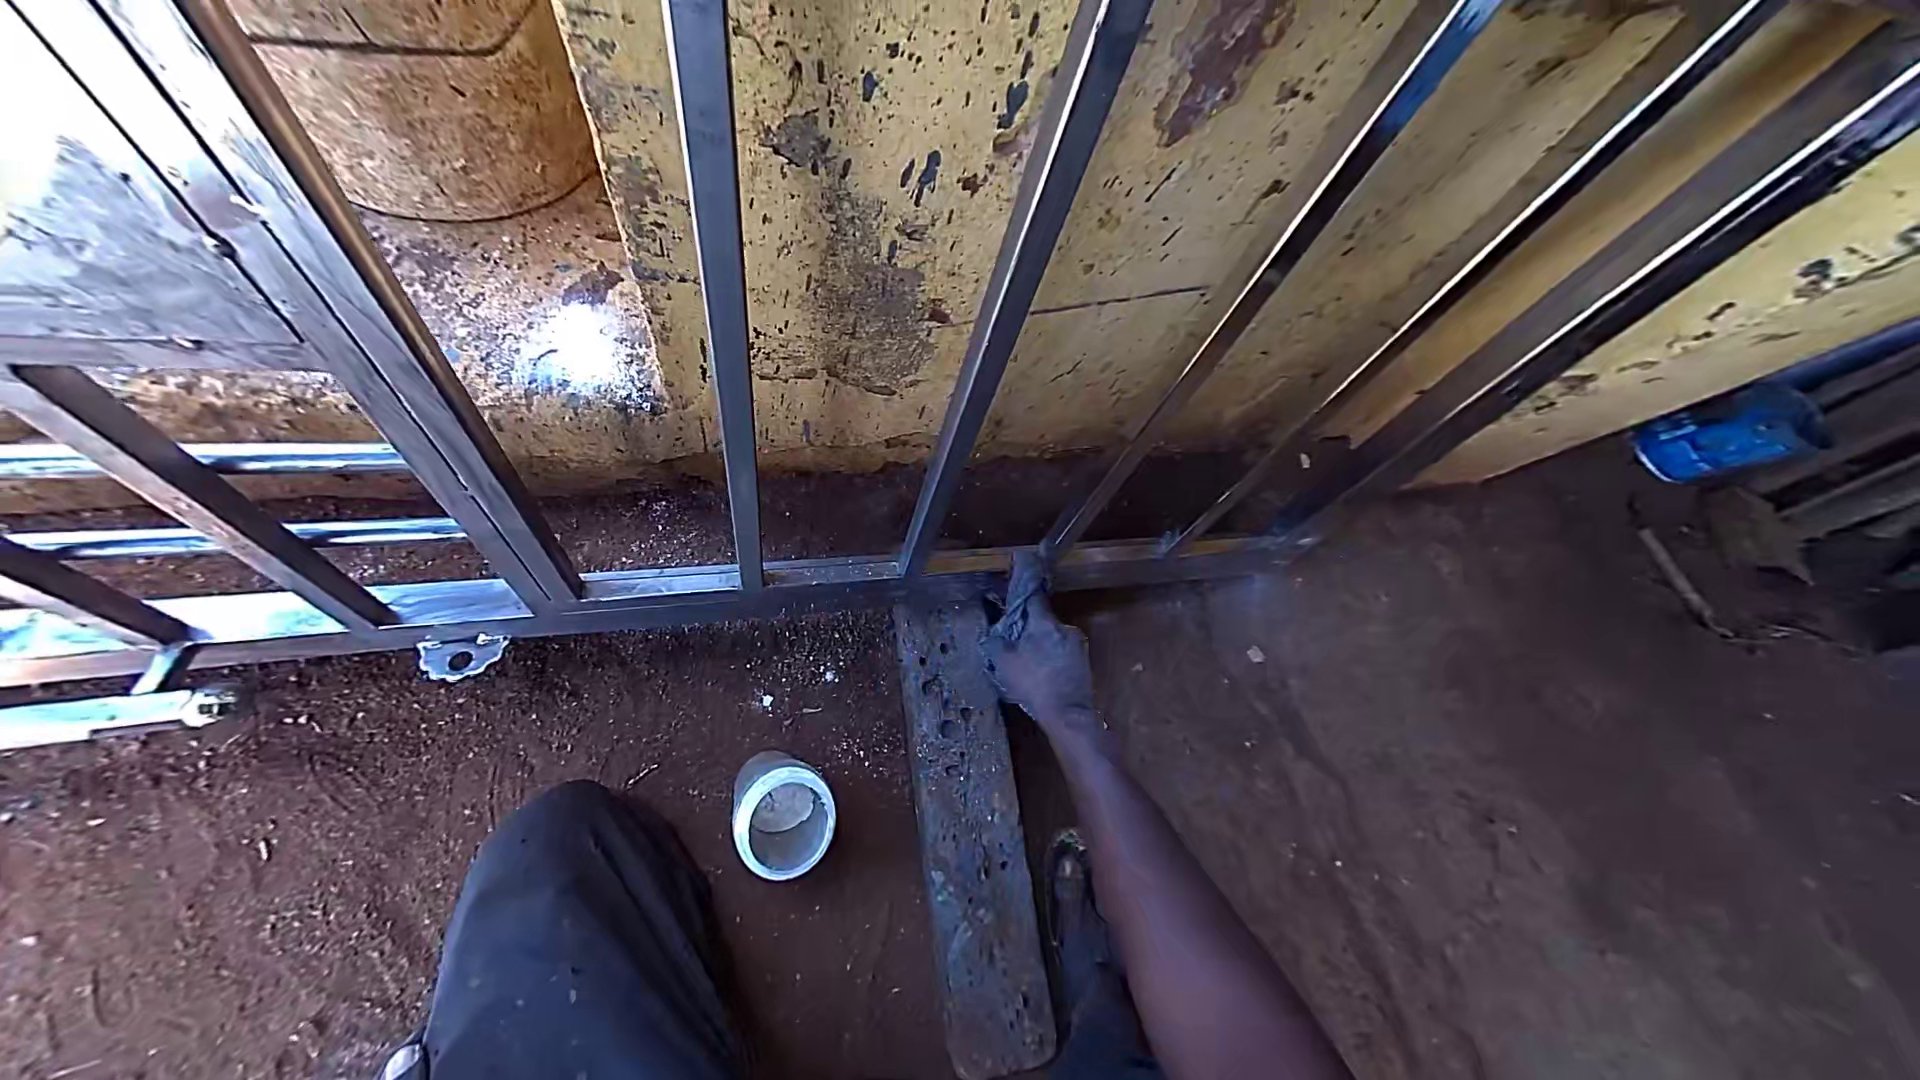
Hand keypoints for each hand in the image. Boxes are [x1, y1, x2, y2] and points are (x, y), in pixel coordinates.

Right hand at [981, 589, 1103, 748]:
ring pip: (1053, 636)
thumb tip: (993, 633)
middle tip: (1014, 637)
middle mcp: (1065, 628)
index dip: (1024, 585)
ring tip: (1028, 660)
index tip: (1018, 573)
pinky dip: (1050, 656)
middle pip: (1042, 618)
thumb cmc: (1034, 683)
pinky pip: (1061, 651)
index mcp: (1045, 623)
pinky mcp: (1083, 662)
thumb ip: (995, 642)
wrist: (1068, 715)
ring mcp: (1077, 645)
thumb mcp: (1003, 663)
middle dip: (1029, 624)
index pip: (1033, 595)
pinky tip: (1042, 671)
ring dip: (1041, 642)